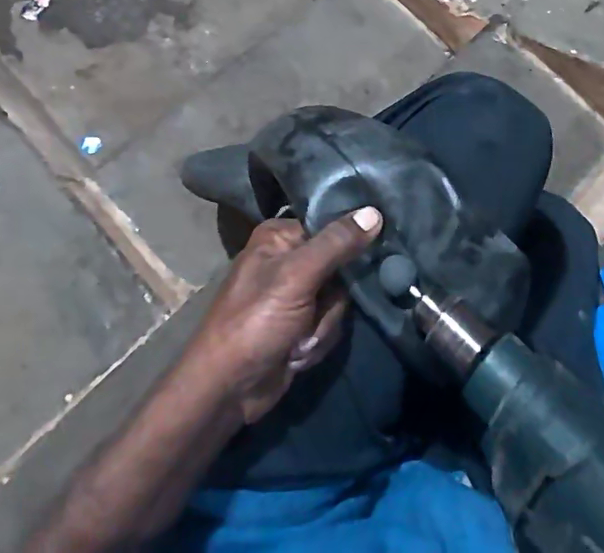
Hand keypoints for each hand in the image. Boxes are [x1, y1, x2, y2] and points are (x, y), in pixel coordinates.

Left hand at [178, 207, 382, 423]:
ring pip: (340, 299)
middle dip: (332, 300)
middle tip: (313, 314)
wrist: (227, 391)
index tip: (369, 253)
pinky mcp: (301, 322)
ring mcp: (296, 293)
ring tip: (298, 341)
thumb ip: (336, 244)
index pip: (332, 224)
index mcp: (280, 236)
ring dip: (324, 325)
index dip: (350, 241)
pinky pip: (330, 322)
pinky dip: (318, 340)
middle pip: (342, 265)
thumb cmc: (255, 323)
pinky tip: (296, 353)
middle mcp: (289, 259)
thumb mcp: (297, 277)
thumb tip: (375, 212)